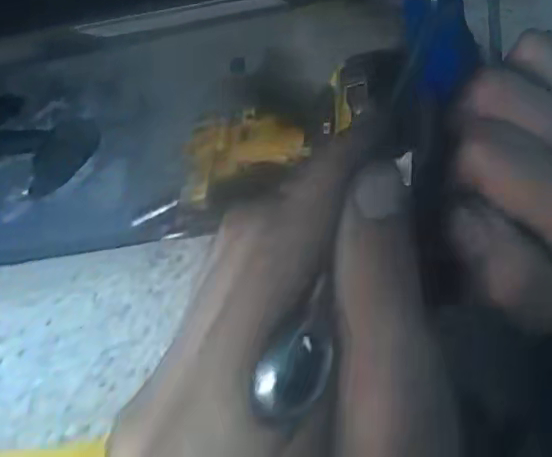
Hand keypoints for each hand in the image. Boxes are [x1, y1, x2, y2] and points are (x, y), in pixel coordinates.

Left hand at [111, 135, 456, 456]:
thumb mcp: (402, 423)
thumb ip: (382, 299)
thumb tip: (373, 181)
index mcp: (217, 403)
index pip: (276, 237)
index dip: (336, 165)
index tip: (390, 124)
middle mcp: (160, 397)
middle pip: (241, 244)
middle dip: (320, 189)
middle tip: (390, 172)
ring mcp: (149, 416)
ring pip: (226, 270)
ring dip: (301, 225)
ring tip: (366, 218)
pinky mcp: (161, 427)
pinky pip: (222, 308)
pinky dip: (280, 270)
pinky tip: (327, 290)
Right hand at [448, 30, 551, 333]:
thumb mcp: (539, 305)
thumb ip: (491, 266)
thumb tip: (454, 207)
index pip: (481, 152)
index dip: (449, 168)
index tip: (453, 193)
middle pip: (488, 92)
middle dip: (457, 122)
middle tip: (460, 156)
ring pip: (509, 62)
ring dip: (482, 91)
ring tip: (486, 126)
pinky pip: (540, 43)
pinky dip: (515, 63)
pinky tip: (517, 99)